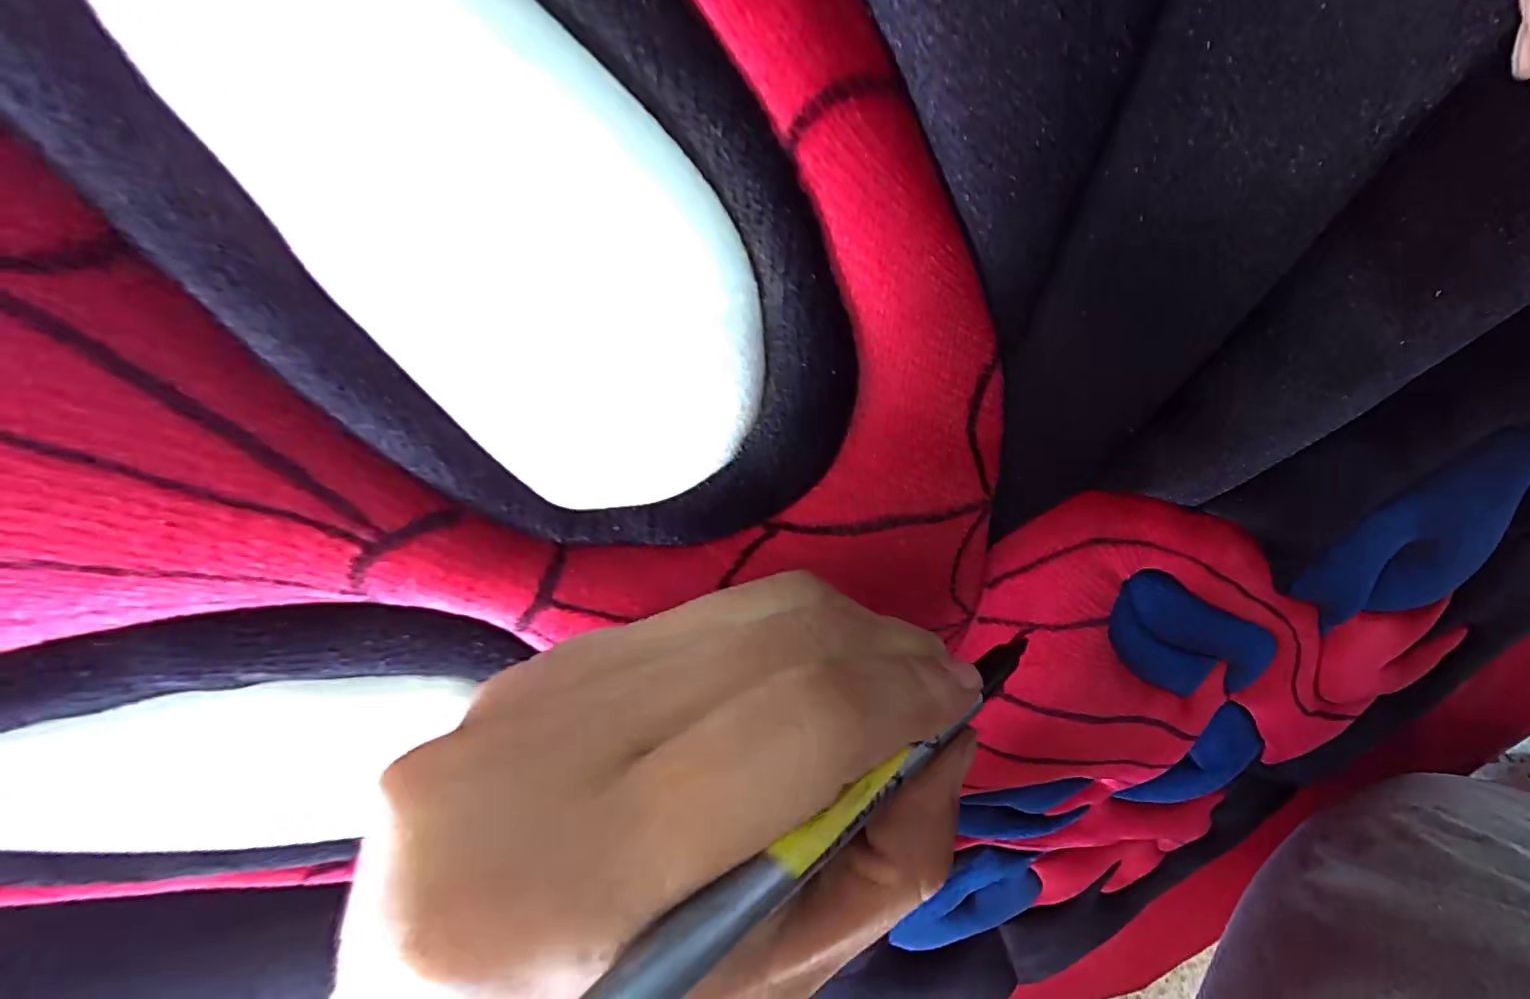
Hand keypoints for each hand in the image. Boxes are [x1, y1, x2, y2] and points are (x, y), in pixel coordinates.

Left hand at [332, 572, 981, 998]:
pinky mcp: (541, 661)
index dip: (905, 695)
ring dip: (847, 630)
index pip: (797, 725)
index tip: (965, 698)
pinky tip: (808, 672)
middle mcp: (529, 758)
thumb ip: (890, 857)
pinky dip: (785, 634)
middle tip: (941, 680)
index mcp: (573, 884)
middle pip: (779, 641)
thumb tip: (949, 733)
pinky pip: (706, 618)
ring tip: (888, 672)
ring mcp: (522, 692)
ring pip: (747, 609)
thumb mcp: (777, 980)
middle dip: (890, 649)